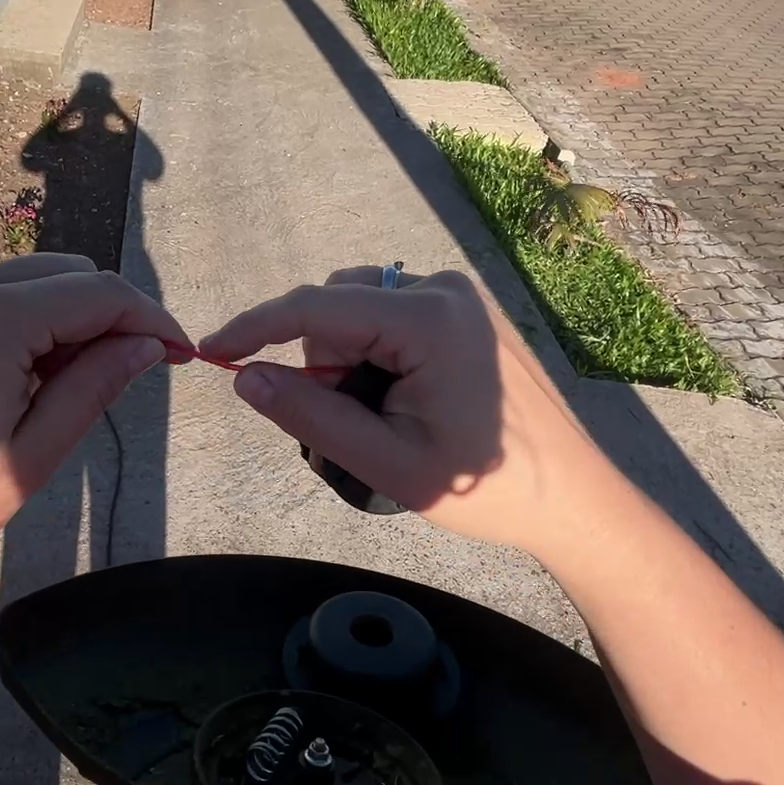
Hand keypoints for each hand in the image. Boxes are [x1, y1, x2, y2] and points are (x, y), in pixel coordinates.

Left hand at [0, 255, 188, 611]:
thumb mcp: (25, 461)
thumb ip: (94, 388)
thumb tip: (148, 345)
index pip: (98, 292)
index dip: (150, 319)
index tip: (182, 354)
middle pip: (66, 274)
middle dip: (110, 316)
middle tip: (127, 376)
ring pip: (29, 280)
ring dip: (68, 319)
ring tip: (70, 387)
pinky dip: (26, 322)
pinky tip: (22, 378)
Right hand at [200, 267, 608, 550]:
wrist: (573, 497)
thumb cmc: (486, 487)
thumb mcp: (386, 462)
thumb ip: (311, 415)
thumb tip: (246, 378)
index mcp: (428, 320)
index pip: (316, 308)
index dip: (254, 327)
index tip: (210, 352)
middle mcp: (442, 288)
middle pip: (336, 304)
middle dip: (321, 358)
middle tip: (350, 419)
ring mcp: (458, 295)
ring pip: (359, 306)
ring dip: (345, 355)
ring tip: (382, 414)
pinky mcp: (464, 309)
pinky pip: (389, 311)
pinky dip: (372, 349)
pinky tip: (399, 394)